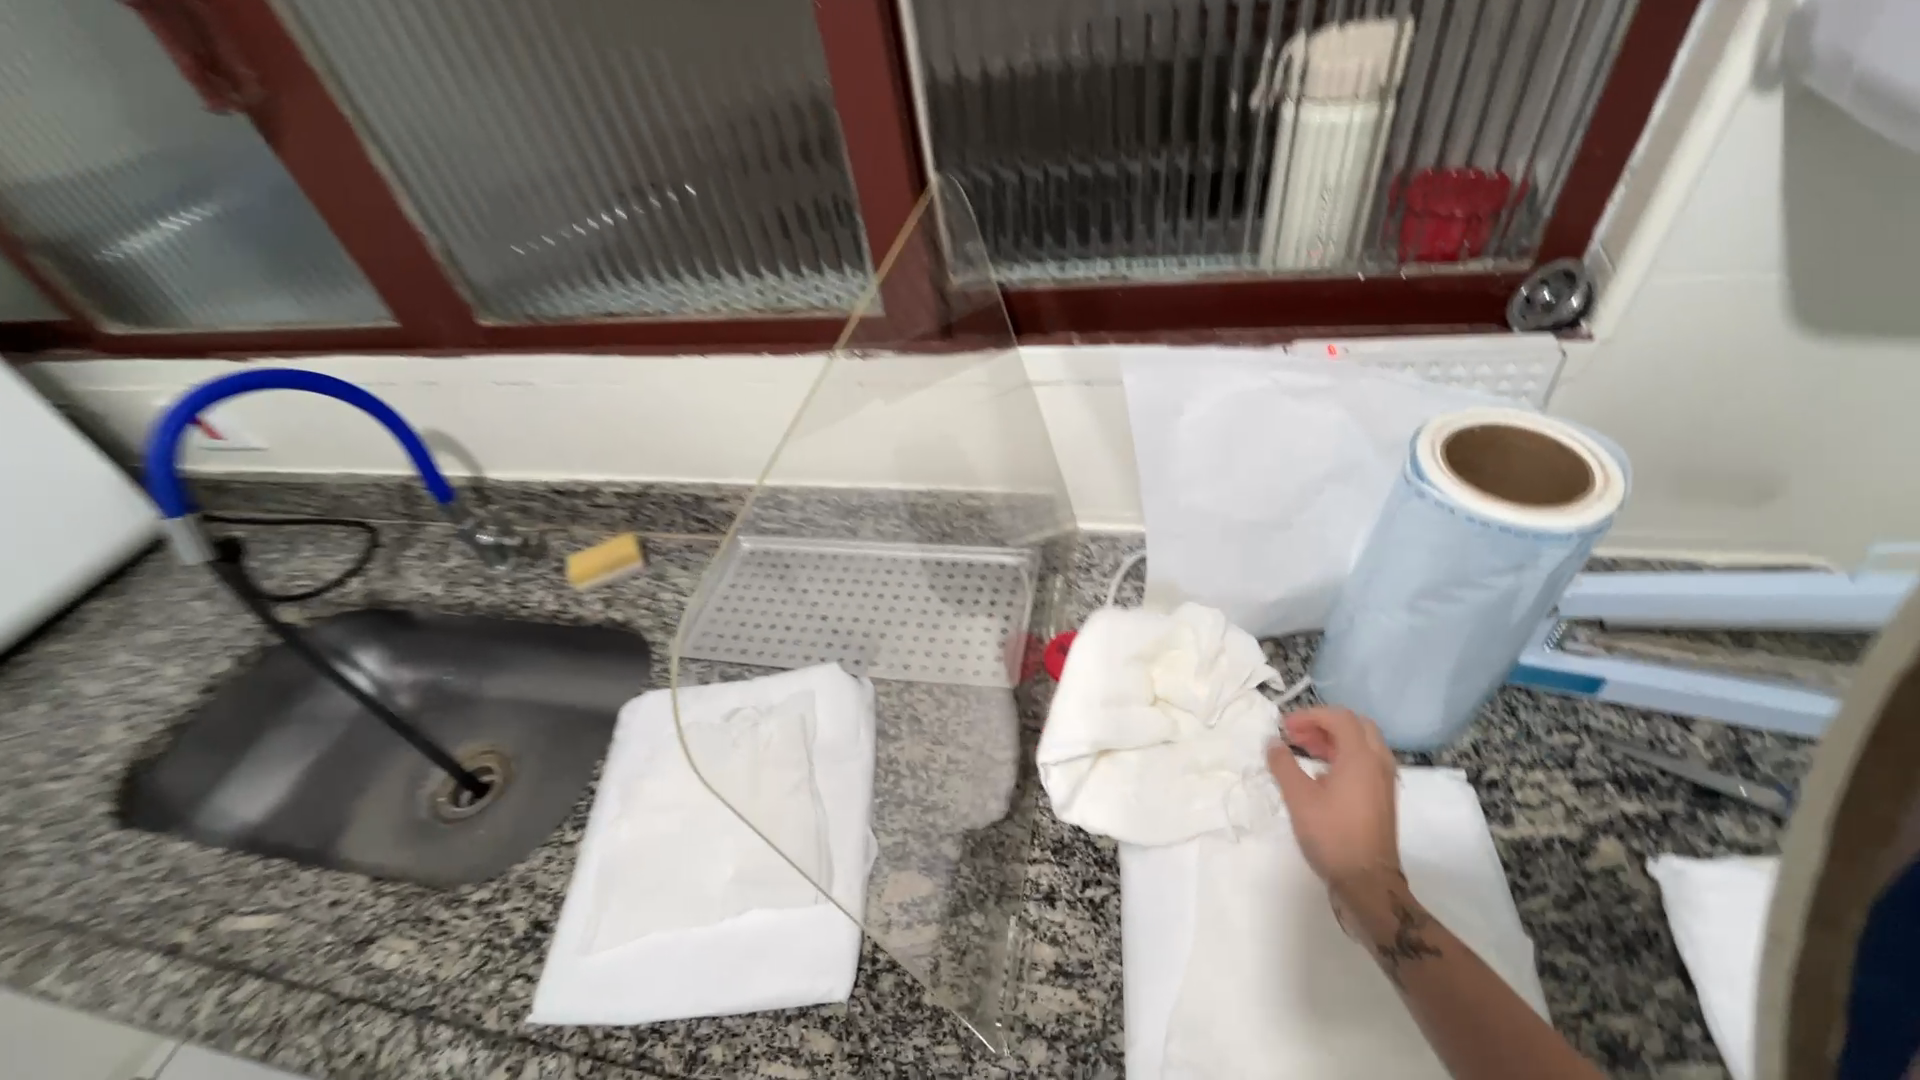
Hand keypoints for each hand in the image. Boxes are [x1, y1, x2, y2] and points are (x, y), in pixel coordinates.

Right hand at [1265, 706, 1400, 902]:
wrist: (1366, 881)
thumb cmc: (1332, 835)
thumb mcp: (1298, 798)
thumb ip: (1283, 765)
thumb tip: (1273, 743)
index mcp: (1361, 757)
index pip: (1339, 718)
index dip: (1310, 716)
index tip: (1285, 727)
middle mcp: (1379, 763)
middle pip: (1356, 725)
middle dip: (1325, 724)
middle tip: (1298, 735)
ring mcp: (1384, 781)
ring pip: (1364, 744)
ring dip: (1335, 740)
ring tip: (1305, 750)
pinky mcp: (1383, 797)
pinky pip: (1367, 762)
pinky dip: (1344, 756)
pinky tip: (1322, 773)